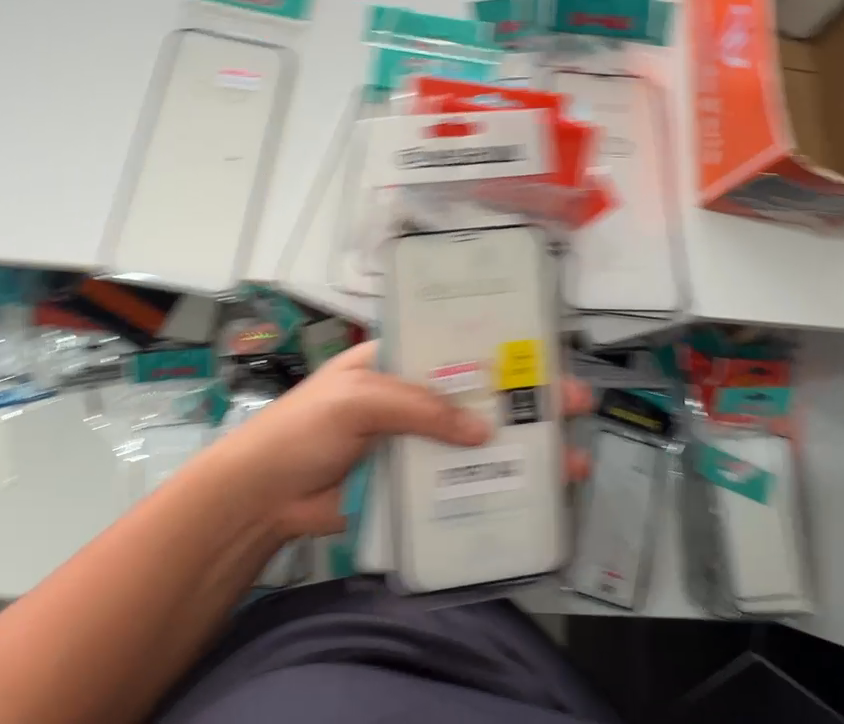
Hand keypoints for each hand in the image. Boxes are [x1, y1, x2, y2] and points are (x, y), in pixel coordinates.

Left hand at [202, 341, 593, 539]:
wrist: (265, 496)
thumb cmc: (304, 428)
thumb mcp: (360, 399)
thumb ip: (420, 408)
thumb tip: (484, 430)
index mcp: (400, 361)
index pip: (461, 347)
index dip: (505, 350)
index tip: (548, 355)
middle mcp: (416, 398)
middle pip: (482, 395)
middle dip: (530, 400)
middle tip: (579, 406)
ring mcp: (418, 444)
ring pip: (480, 442)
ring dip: (524, 448)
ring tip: (571, 461)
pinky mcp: (416, 487)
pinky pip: (461, 483)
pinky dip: (496, 486)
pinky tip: (534, 496)